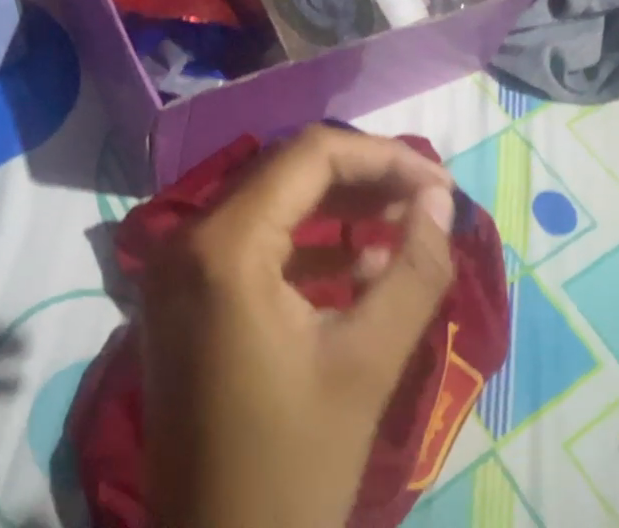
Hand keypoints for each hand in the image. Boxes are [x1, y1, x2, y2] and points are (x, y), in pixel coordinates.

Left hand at [140, 125, 458, 527]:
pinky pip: (251, 251)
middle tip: (429, 203)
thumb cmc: (294, 463)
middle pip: (285, 176)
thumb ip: (412, 271)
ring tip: (406, 229)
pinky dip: (306, 252)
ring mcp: (178, 272)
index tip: (440, 185)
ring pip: (269, 211)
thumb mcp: (367, 364)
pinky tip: (363, 271)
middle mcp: (187, 241)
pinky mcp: (184, 301)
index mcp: (223, 245)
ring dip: (338, 215)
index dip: (381, 157)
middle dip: (362, 182)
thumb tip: (439, 199)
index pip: (308, 156)